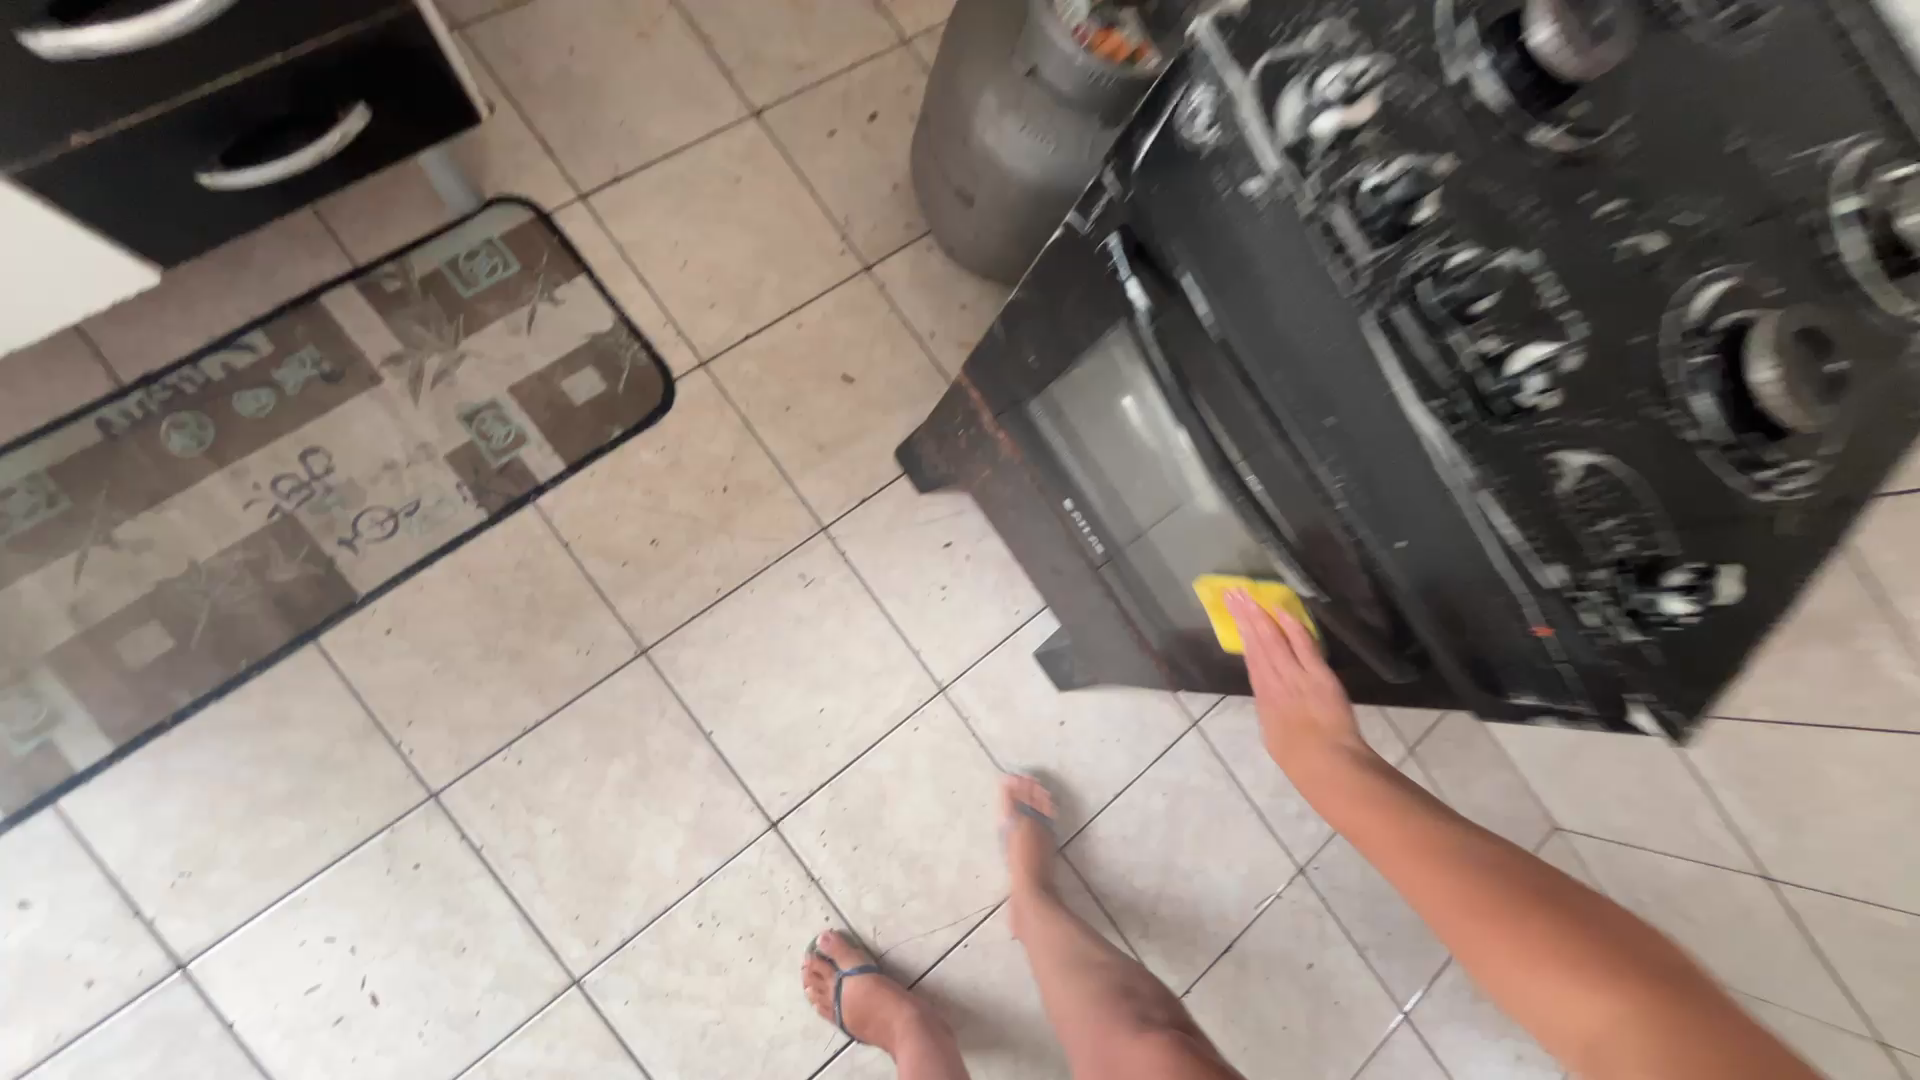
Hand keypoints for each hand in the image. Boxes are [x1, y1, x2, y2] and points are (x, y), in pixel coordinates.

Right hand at [1225, 589, 1373, 776]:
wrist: (1325, 764)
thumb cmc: (1300, 759)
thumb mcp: (1274, 734)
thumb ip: (1273, 711)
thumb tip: (1271, 700)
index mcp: (1263, 696)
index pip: (1250, 657)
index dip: (1241, 633)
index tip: (1233, 614)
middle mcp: (1274, 681)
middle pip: (1256, 642)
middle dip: (1244, 616)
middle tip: (1233, 593)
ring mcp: (1295, 676)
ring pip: (1272, 639)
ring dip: (1259, 615)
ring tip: (1247, 596)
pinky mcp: (1317, 675)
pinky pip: (1302, 646)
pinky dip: (1291, 627)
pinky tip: (1280, 610)